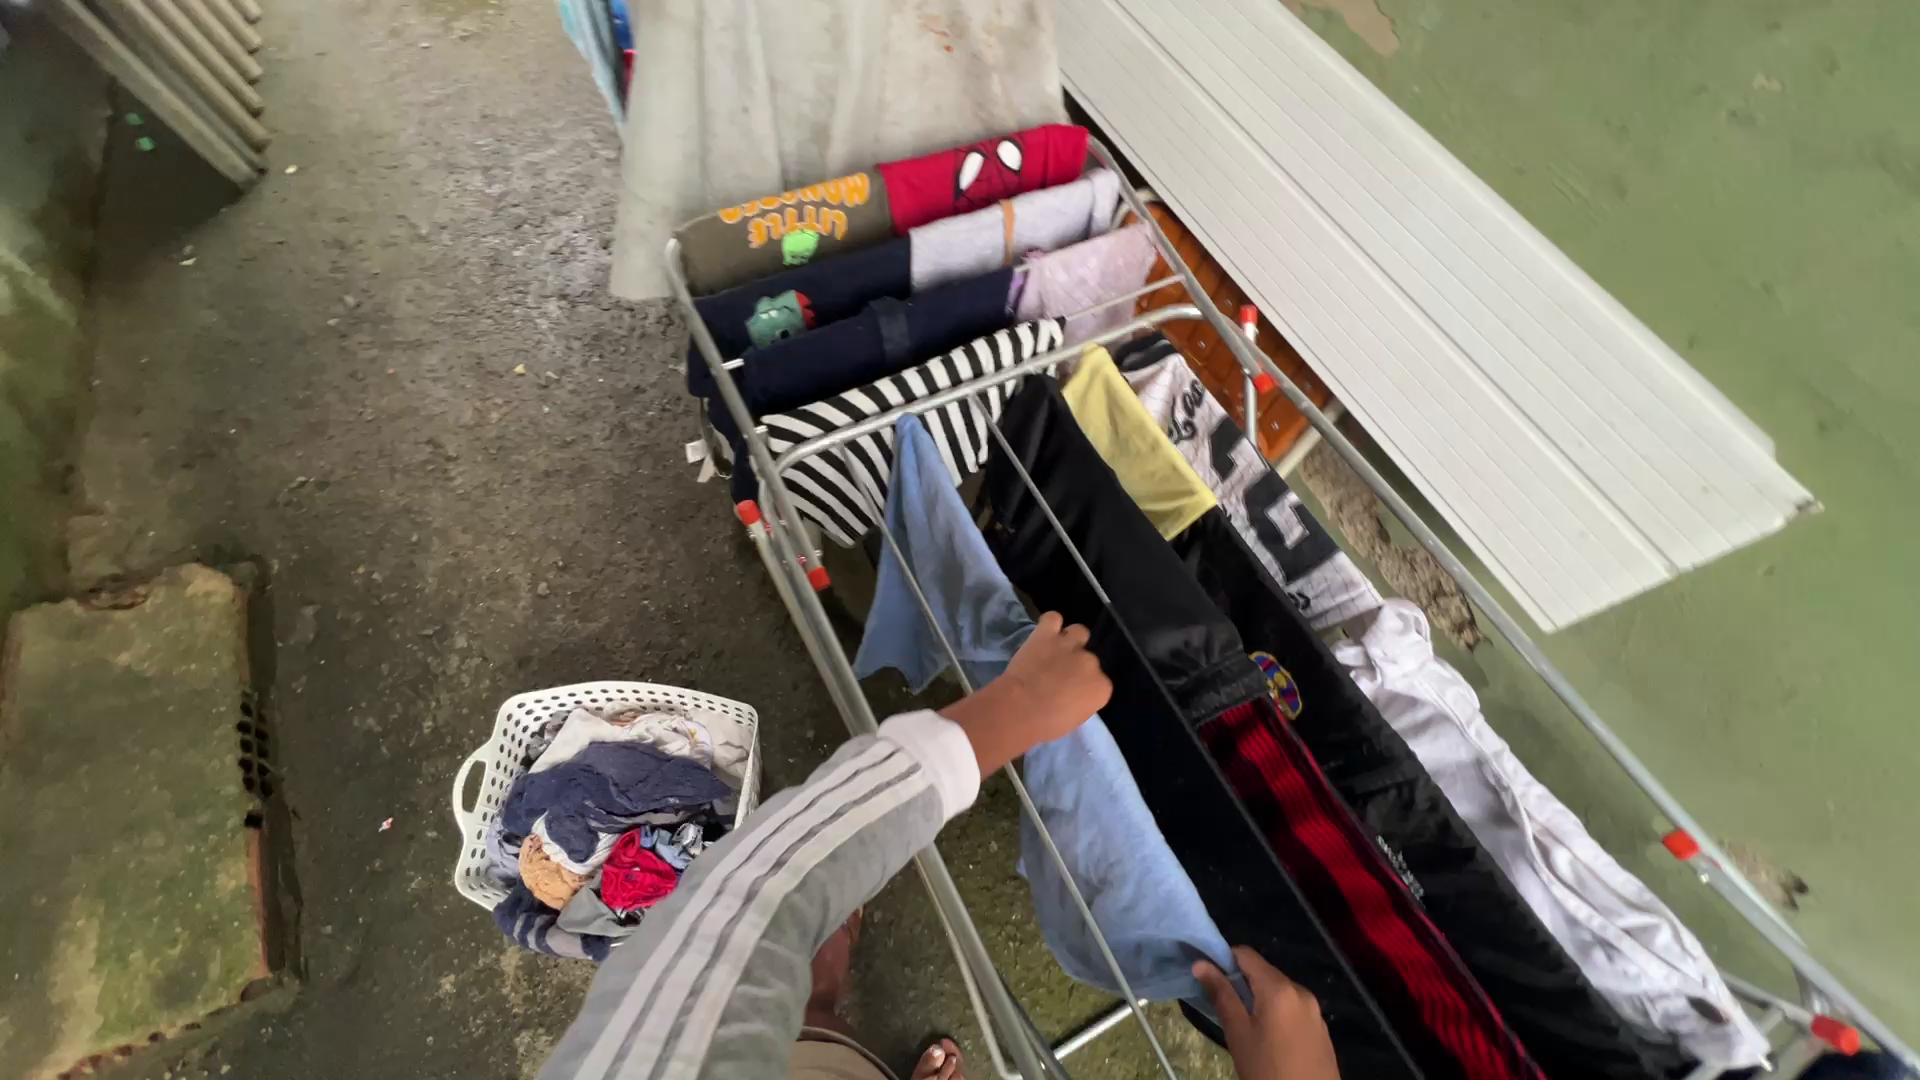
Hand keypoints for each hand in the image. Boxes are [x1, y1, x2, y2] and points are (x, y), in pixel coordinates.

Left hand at [939, 612, 1109, 776]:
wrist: (1020, 708)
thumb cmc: (1046, 723)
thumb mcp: (1075, 718)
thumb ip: (1082, 700)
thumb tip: (1075, 693)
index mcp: (1102, 687)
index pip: (1100, 682)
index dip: (1085, 684)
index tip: (1073, 691)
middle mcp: (1091, 662)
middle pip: (1089, 657)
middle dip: (1077, 663)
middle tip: (1059, 673)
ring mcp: (1070, 645)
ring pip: (1079, 631)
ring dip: (1070, 639)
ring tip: (1057, 649)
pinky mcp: (1047, 634)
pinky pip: (1053, 618)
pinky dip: (1050, 624)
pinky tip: (1045, 633)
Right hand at [1195, 948, 1339, 1079]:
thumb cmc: (1268, 1071)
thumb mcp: (1238, 1033)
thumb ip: (1220, 993)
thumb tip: (1200, 963)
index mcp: (1279, 988)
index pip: (1245, 954)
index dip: (1224, 961)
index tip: (1212, 981)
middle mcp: (1301, 991)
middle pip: (1263, 972)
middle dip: (1242, 984)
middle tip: (1228, 1009)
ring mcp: (1315, 1011)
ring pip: (1278, 991)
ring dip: (1260, 1000)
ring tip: (1248, 1028)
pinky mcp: (1322, 1030)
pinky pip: (1293, 1009)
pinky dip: (1278, 1014)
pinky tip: (1272, 1041)